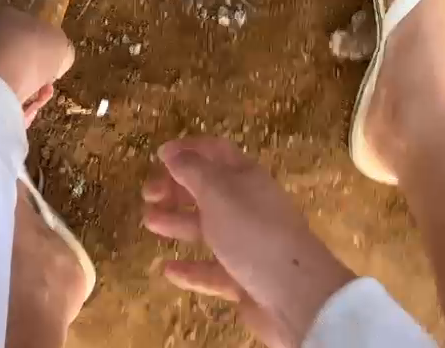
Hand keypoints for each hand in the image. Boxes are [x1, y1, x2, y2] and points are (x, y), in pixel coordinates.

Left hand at [0, 8, 73, 124]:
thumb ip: (61, 50)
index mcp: (8, 17)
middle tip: (48, 86)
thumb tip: (56, 60)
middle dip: (38, 75)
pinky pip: (1, 99)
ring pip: (12, 81)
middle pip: (21, 58)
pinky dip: (16, 108)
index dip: (46, 49)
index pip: (29, 30)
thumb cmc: (33, 53)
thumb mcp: (62, 46)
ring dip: (30, 93)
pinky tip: (26, 113)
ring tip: (39, 101)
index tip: (54, 64)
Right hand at [142, 137, 356, 347]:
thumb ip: (191, 171)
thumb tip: (172, 152)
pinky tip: (168, 270)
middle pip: (207, 188)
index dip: (187, 149)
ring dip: (177, 222)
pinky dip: (190, 268)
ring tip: (148, 221)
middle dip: (176, 186)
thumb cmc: (253, 230)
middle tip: (147, 192)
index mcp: (245, 176)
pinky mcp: (245, 278)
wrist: (297, 295)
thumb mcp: (217, 191)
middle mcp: (247, 204)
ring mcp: (247, 243)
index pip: (215, 151)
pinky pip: (212, 269)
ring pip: (207, 227)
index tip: (159, 154)